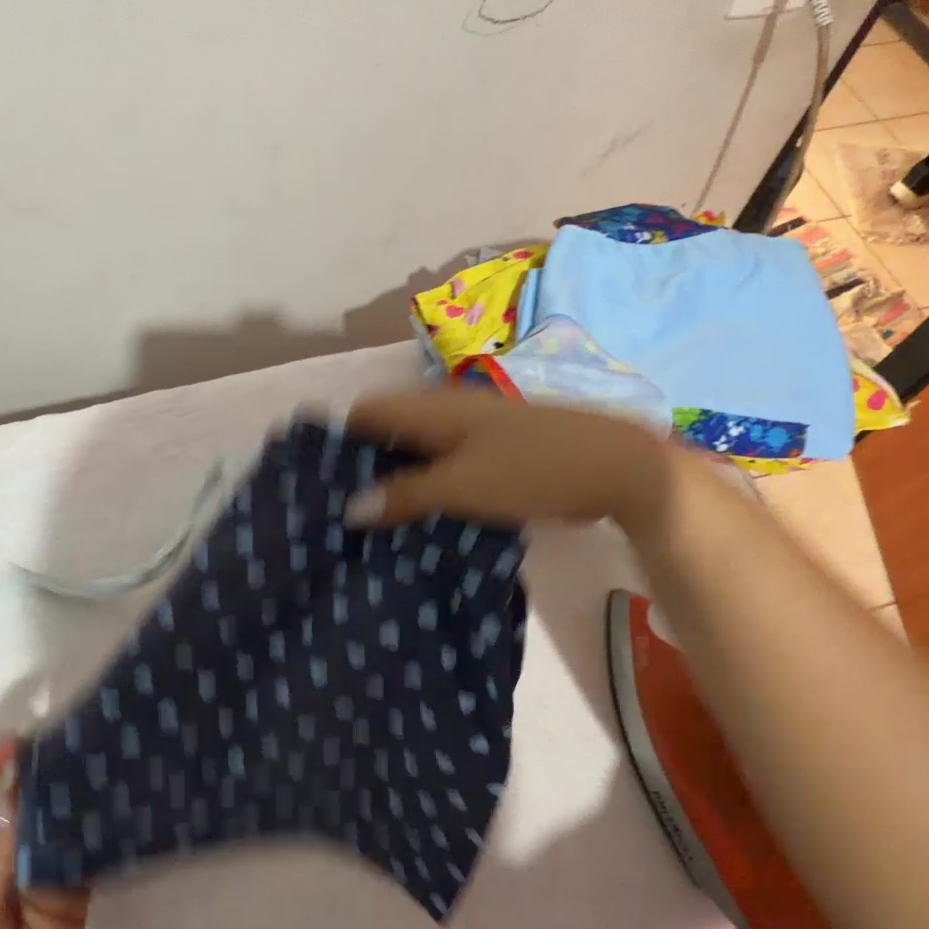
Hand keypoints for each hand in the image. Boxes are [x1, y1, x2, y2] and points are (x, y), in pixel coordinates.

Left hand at [0, 738, 90, 928]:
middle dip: (40, 779)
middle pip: (18, 810)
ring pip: (56, 831)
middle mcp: (0, 865)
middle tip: (76, 746)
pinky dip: (99, 839)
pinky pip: (85, 861)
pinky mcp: (70, 902)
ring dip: (73, 805)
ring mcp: (37, 883)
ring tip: (103, 771)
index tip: (16, 742)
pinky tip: (117, 815)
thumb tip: (20, 794)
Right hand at [343, 389, 674, 530]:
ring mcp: (478, 430)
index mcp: (434, 409)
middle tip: (337, 509)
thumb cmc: (532, 469)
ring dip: (397, 478)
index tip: (313, 477)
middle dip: (364, 464)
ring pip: (421, 450)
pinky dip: (430, 485)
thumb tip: (350, 508)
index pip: (367, 412)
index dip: (337, 438)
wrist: (615, 466)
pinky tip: (423, 517)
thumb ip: (406, 495)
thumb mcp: (462, 486)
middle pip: (391, 431)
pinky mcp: (500, 452)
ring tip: (371, 520)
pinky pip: (449, 465)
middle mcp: (450, 411)